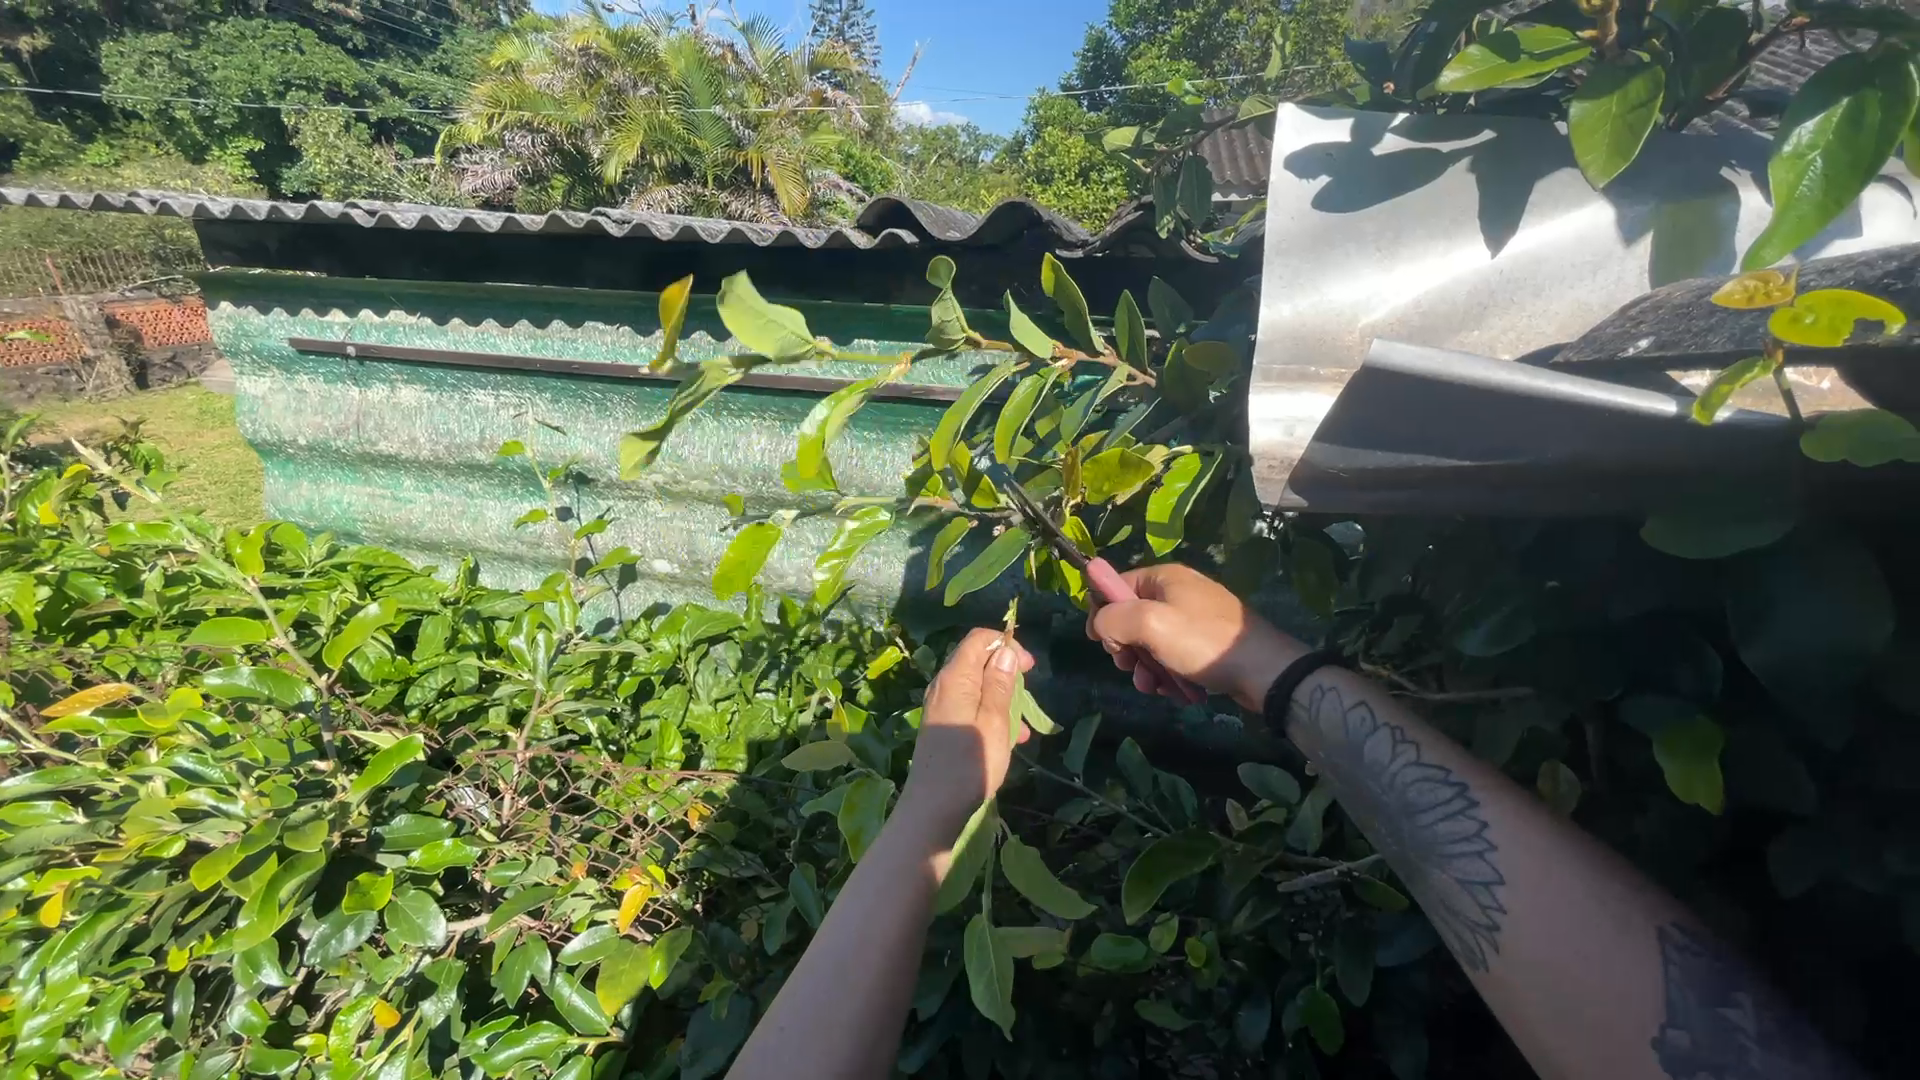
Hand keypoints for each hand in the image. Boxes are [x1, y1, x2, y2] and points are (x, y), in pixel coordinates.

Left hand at [899, 628, 1033, 832]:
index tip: (1030, 668)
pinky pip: (971, 707)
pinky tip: (1012, 739)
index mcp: (955, 678)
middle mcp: (944, 686)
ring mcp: (941, 707)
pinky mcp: (943, 726)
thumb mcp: (995, 721)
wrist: (933, 809)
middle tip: (1028, 698)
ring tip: (1024, 724)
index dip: (1006, 645)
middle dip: (1006, 673)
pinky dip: (992, 715)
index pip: (979, 639)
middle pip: (977, 661)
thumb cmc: (970, 764)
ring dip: (1003, 698)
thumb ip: (1000, 684)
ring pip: (977, 687)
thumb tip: (1006, 650)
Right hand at [1086, 564, 1306, 709]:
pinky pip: (1170, 656)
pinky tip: (1171, 689)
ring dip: (1144, 666)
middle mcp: (1176, 592)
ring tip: (1153, 685)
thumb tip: (1101, 625)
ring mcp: (1192, 619)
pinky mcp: (1204, 644)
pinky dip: (1165, 673)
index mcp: (1163, 578)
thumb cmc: (1203, 642)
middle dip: (1125, 647)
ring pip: (1148, 642)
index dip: (1103, 614)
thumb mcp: (1149, 624)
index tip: (1103, 643)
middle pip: (1130, 617)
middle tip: (1130, 666)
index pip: (1115, 587)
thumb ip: (1113, 618)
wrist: (1264, 671)